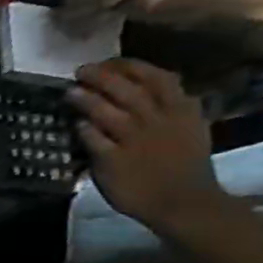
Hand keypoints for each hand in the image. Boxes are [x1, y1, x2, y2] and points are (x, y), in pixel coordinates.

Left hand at [67, 59, 225, 231]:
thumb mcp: (191, 127)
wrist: (183, 200)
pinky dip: (84, 130)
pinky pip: (95, 141)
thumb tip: (161, 82)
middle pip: (129, 91)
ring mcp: (136, 141)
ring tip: (70, 91)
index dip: (130, 67)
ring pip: (110, 113)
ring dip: (88, 100)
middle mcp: (160, 121)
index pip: (158, 78)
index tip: (108, 62)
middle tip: (81, 70)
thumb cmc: (184, 164)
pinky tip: (75, 124)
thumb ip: (175, 106)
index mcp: (182, 110)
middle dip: (103, 77)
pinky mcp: (115, 161)